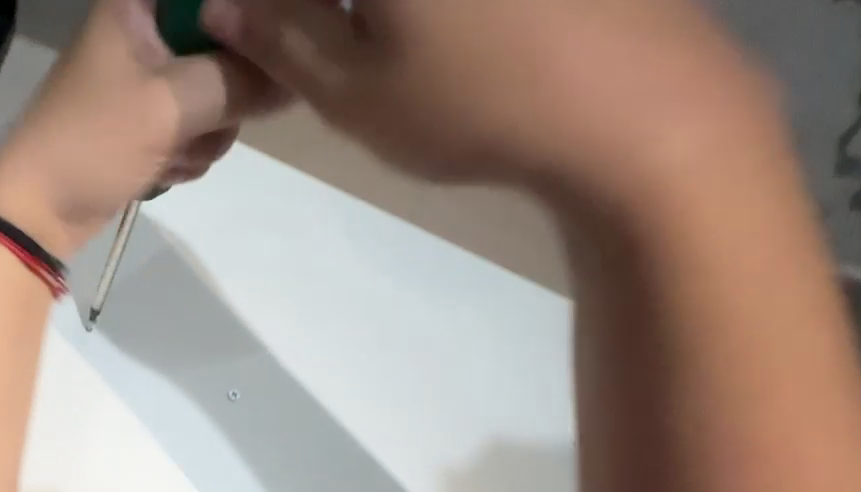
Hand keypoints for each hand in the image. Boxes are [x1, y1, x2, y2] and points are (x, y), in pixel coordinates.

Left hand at [0, 0, 287, 256]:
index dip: (250, 26)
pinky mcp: (153, 122)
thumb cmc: (91, 143)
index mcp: (143, 2)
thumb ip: (241, 80)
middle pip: (230, 45)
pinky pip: (200, 129)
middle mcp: (151, 29)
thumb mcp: (172, 104)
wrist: (37, 212)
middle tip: (199, 120)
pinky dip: (186, 155)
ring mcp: (153, 79)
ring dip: (204, 135)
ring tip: (166, 153)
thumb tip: (298, 76)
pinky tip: (157, 170)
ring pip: (221, 94)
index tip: (258, 58)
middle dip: (223, 95)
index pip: (219, 0)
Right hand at [199, 0, 782, 212]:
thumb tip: (222, 3)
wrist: (638, 111)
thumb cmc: (474, 104)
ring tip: (339, 37)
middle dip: (306, 7)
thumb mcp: (351, 88)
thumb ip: (278, 36)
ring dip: (353, 13)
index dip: (256, 4)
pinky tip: (424, 38)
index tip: (240, 25)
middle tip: (289, 36)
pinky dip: (409, 13)